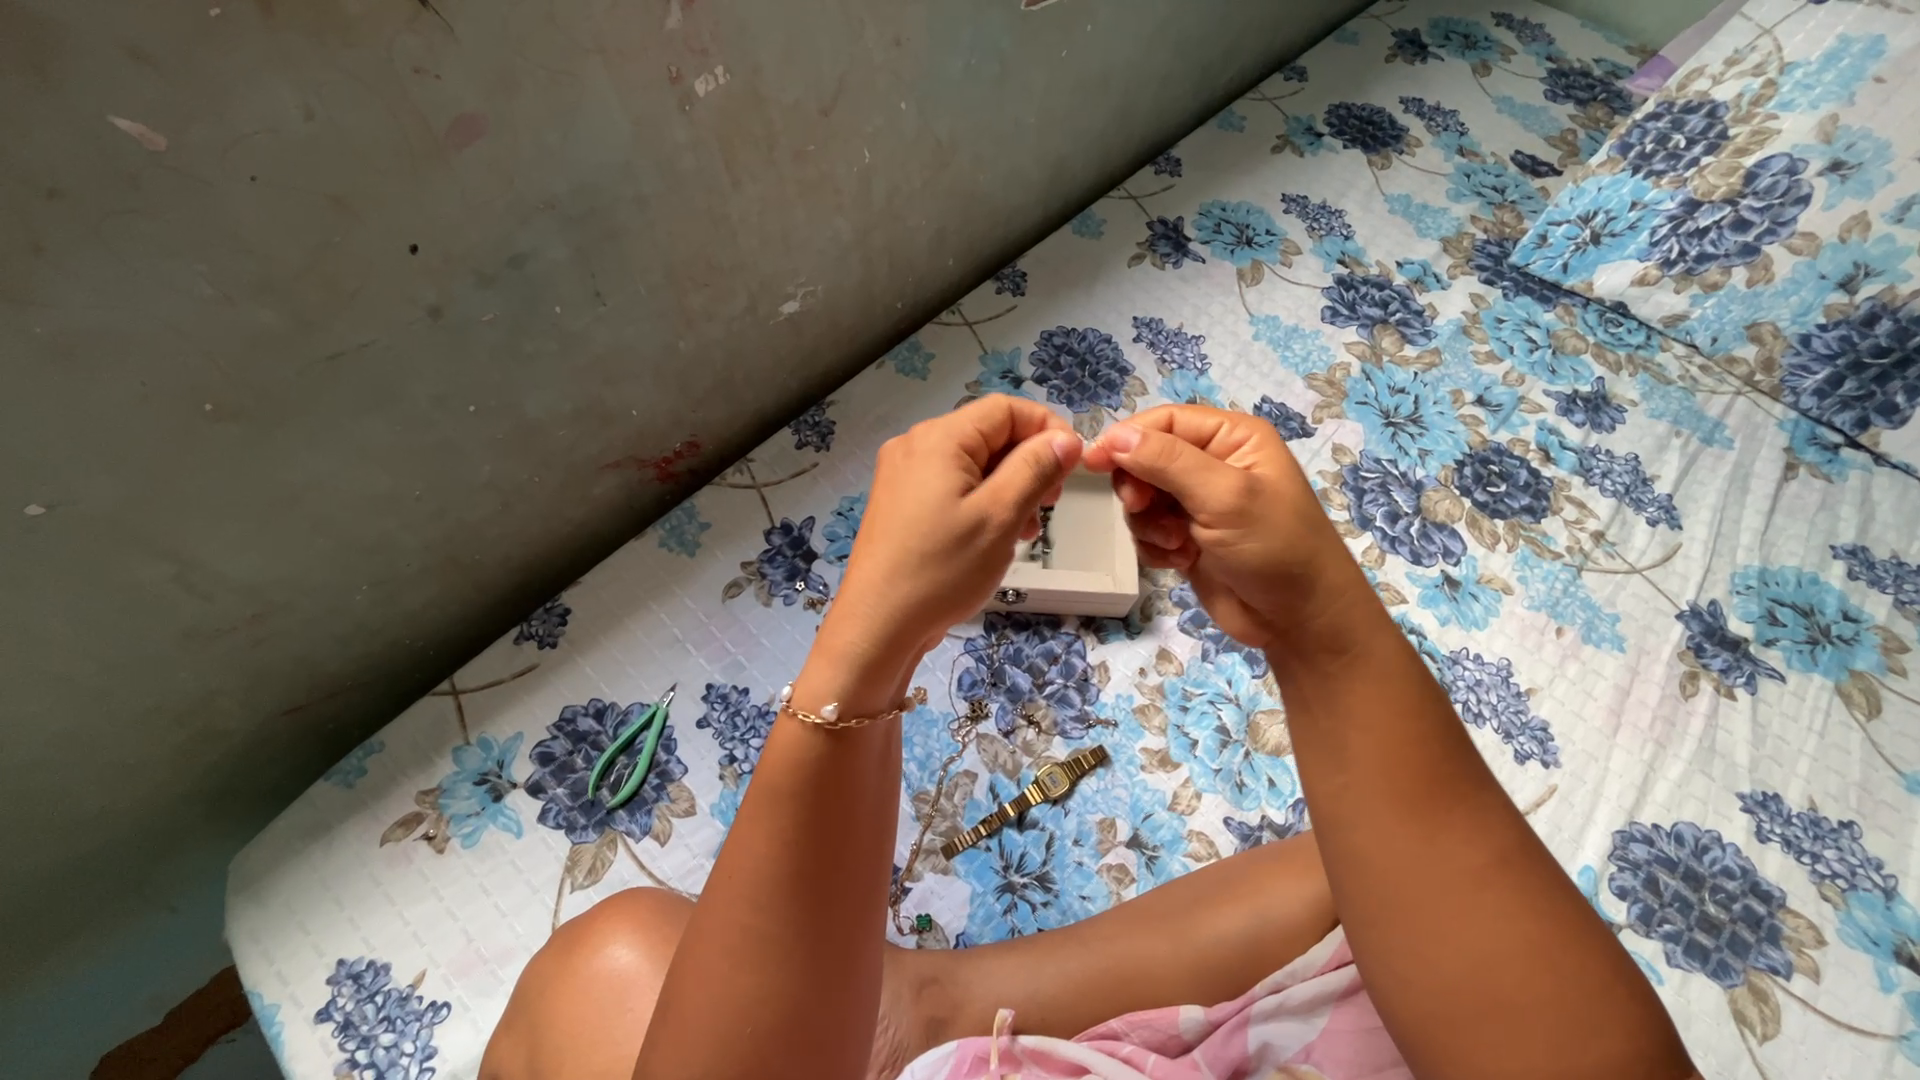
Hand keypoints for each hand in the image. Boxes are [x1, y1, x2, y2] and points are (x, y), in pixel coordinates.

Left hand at [826, 395, 1081, 672]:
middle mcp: (916, 446)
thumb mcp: (999, 517)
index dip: (1047, 429)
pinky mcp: (901, 505)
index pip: (1005, 410)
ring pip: (972, 465)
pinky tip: (997, 537)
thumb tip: (1067, 439)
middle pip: (988, 435)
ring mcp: (903, 476)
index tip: (1074, 466)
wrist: (877, 626)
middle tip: (1051, 504)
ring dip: (1008, 488)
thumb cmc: (941, 570)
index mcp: (939, 438)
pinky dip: (982, 503)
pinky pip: (952, 488)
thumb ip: (1035, 469)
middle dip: (1028, 463)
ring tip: (1027, 529)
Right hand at [1083, 404, 1370, 654]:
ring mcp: (1199, 503)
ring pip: (1142, 498)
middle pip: (1146, 459)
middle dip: (1140, 487)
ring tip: (1177, 545)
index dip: (1126, 438)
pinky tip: (1181, 562)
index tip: (1093, 463)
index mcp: (1232, 438)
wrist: (1299, 619)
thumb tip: (1114, 436)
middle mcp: (1214, 463)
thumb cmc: (1274, 547)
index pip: (1164, 421)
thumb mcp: (1223, 496)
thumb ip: (1167, 462)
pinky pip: (1149, 531)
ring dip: (1149, 524)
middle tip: (1141, 509)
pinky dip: (1156, 547)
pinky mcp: (1187, 538)